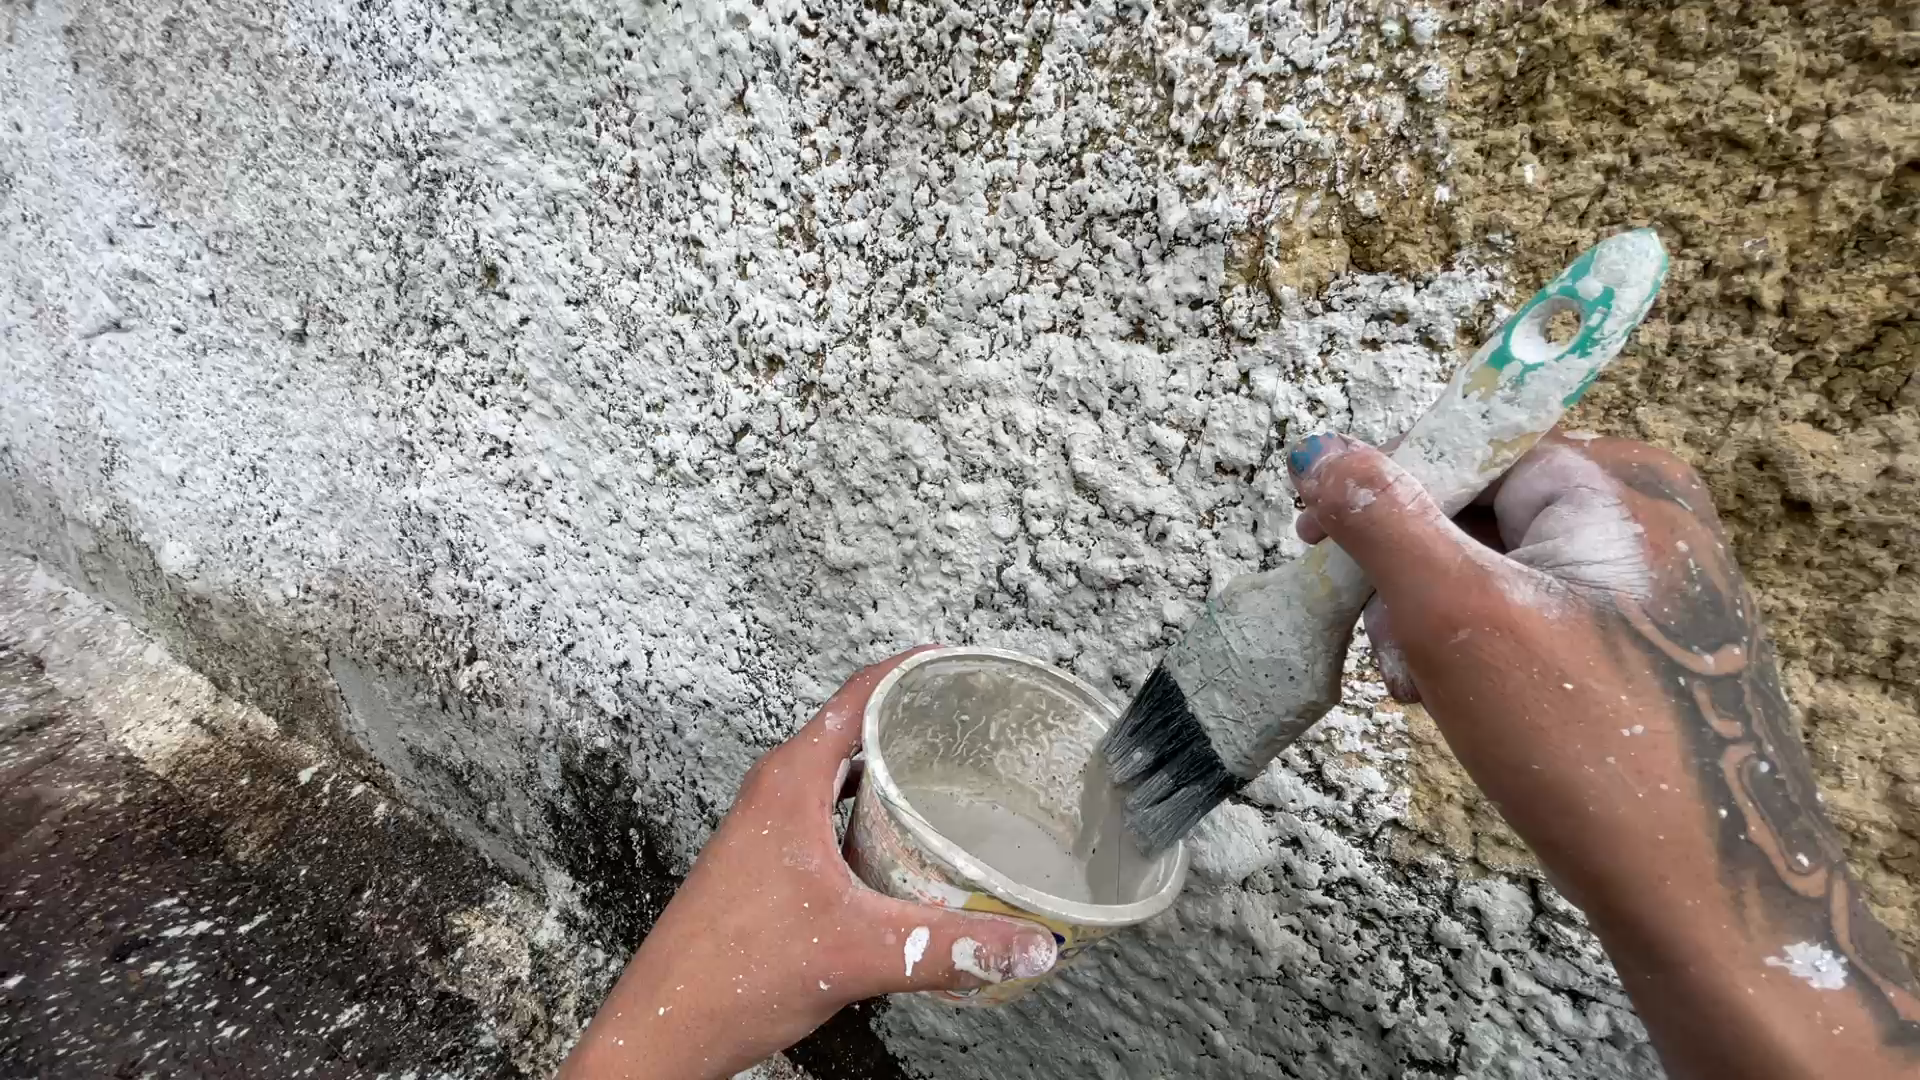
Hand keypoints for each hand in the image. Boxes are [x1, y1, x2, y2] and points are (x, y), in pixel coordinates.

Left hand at [559, 648, 1058, 1079]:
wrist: (662, 1028)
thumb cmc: (733, 974)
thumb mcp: (858, 951)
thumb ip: (950, 947)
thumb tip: (1027, 945)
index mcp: (792, 779)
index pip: (857, 694)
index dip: (907, 668)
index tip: (952, 659)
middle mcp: (778, 785)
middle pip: (852, 721)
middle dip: (907, 710)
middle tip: (965, 714)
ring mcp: (770, 815)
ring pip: (838, 762)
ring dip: (886, 756)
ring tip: (942, 764)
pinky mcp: (770, 846)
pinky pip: (828, 798)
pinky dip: (866, 796)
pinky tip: (897, 828)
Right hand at [1286, 429, 1919, 1078]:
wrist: (1693, 893)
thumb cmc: (1571, 736)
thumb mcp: (1450, 608)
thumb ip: (1378, 515)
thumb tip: (1316, 451)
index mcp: (1612, 486)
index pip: (1460, 445)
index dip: (1376, 486)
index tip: (1313, 536)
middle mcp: (1634, 515)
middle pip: (1463, 505)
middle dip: (1397, 569)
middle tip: (1370, 630)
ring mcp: (1634, 577)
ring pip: (1476, 560)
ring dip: (1417, 611)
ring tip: (1408, 678)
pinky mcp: (1622, 632)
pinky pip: (1508, 605)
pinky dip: (1456, 638)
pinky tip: (1438, 688)